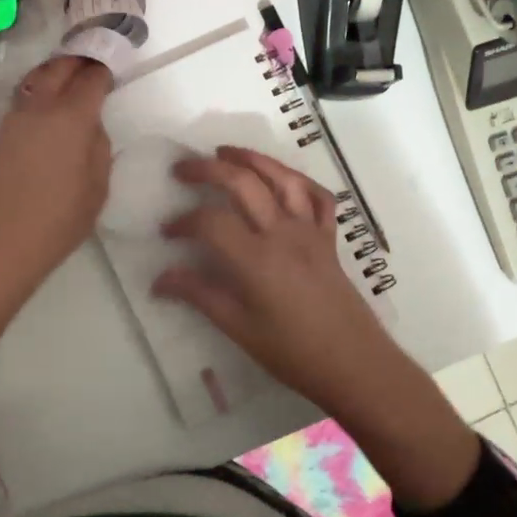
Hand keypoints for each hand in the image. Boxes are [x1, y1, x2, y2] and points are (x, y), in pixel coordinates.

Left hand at [0, 55, 113, 280]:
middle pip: (59, 67)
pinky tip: (50, 110)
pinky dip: (40, 92)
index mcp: (71, 117)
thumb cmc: (58, 221)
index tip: (114, 69)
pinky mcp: (0, 134)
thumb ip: (98, 148)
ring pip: (37, 79)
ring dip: (56, 73)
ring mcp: (15, 119)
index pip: (91, 77)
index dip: (105, 69)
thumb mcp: (96, 188)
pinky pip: (24, 99)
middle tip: (94, 65)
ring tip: (71, 82)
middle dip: (78, 61)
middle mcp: (40, 107)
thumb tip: (90, 127)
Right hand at [150, 146, 395, 415]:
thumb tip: (160, 279)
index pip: (210, 222)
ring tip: (225, 151)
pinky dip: (300, 180)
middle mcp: (282, 234)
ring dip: (252, 158)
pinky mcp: (330, 238)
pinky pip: (318, 197)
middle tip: (182, 169)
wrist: (356, 364)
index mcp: (256, 259)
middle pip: (243, 183)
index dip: (183, 222)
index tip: (167, 232)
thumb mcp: (239, 328)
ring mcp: (310, 232)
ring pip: (282, 178)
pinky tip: (283, 178)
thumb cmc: (293, 353)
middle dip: (208, 169)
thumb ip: (199, 296)